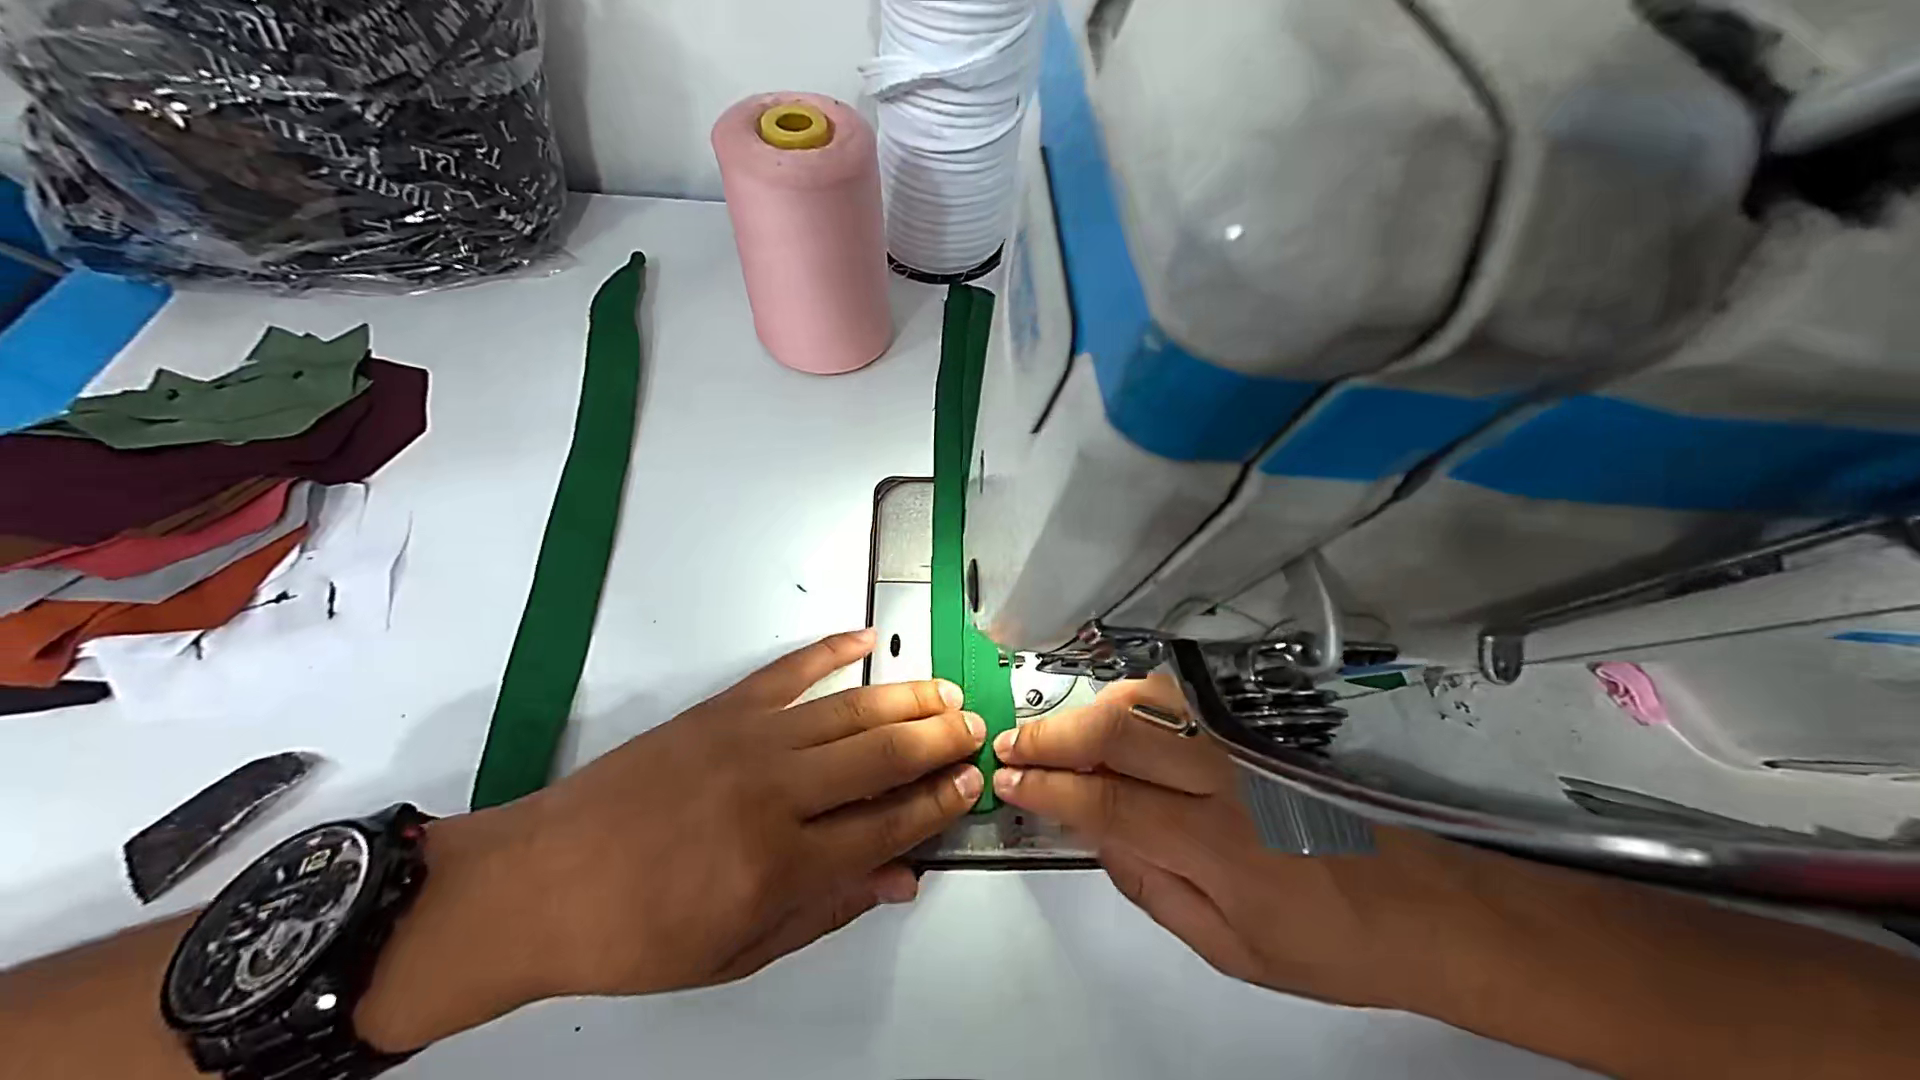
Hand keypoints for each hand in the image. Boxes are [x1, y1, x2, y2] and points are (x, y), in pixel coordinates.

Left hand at [357, 629, 983, 1047]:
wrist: (541, 883)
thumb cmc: (640, 934)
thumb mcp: (738, 952)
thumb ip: (827, 910)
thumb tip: (901, 880)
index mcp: (781, 864)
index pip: (887, 825)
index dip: (938, 802)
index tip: (971, 781)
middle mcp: (775, 793)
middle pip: (881, 756)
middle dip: (938, 740)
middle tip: (975, 726)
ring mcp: (747, 740)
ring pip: (849, 710)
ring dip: (904, 698)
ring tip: (943, 691)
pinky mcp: (719, 709)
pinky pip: (788, 670)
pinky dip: (831, 650)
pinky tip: (866, 637)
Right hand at [990, 675, 1473, 1008]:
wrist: (1428, 905)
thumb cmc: (1329, 942)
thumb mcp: (1228, 947)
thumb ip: (1149, 886)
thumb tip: (1093, 836)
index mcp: (1216, 848)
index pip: (1105, 805)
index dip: (1045, 790)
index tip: (1008, 781)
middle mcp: (1226, 780)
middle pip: (1116, 734)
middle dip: (1051, 737)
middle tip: (1012, 744)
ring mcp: (1243, 741)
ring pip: (1144, 701)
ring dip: (1086, 712)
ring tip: (1052, 734)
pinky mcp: (1258, 724)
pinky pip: (1177, 696)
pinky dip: (1129, 700)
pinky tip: (1109, 718)